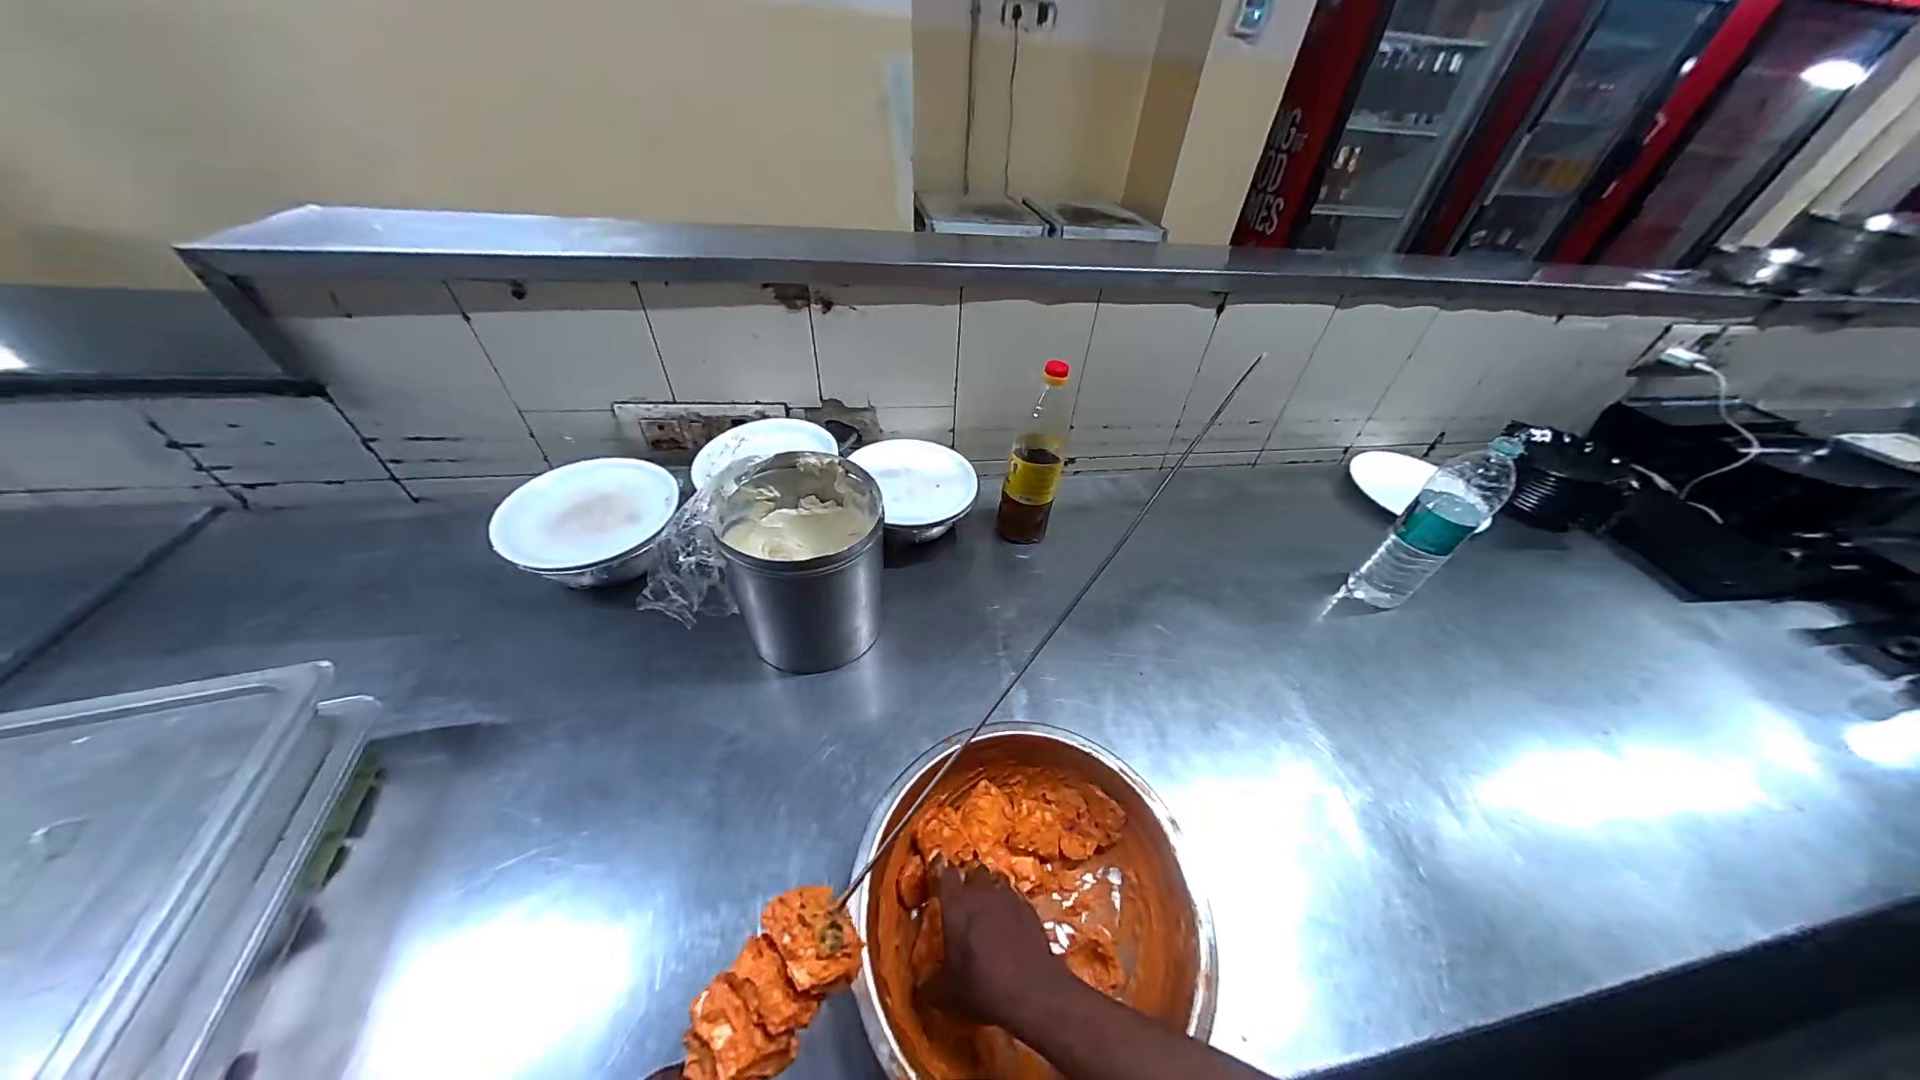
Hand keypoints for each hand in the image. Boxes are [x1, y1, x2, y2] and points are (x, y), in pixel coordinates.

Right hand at [930, 858, 1067, 1027]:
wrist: (1031, 990)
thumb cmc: (981, 985)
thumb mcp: (947, 993)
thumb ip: (930, 984)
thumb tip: (922, 987)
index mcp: (956, 905)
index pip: (945, 874)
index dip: (941, 872)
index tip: (938, 873)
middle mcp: (981, 892)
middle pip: (974, 871)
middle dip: (969, 879)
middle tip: (964, 895)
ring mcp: (1008, 897)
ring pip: (996, 879)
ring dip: (990, 888)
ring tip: (988, 904)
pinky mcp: (1029, 907)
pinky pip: (1015, 895)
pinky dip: (1010, 903)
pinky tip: (1010, 920)